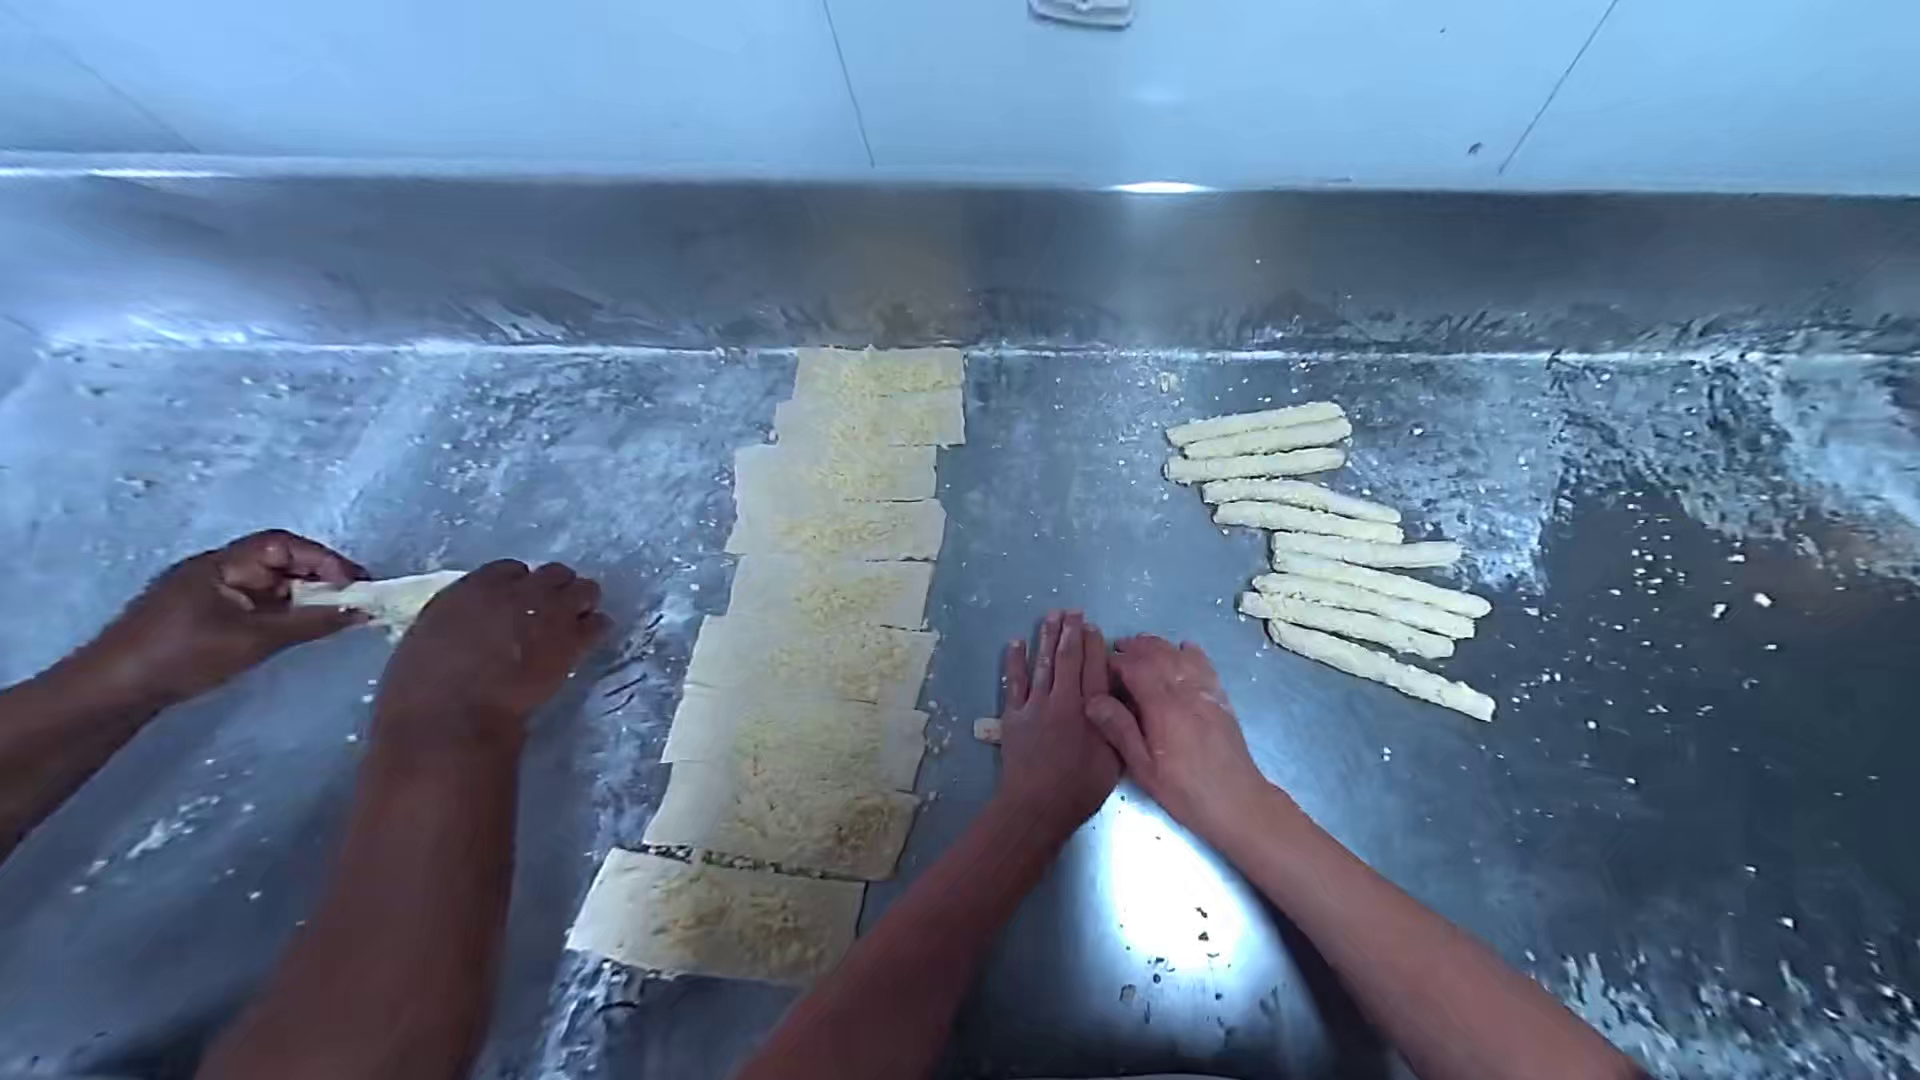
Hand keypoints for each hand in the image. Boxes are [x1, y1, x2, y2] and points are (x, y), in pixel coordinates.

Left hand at [77, 529, 367, 706]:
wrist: (110, 694)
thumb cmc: (182, 656)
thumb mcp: (257, 639)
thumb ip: (315, 622)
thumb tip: (364, 611)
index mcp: (219, 566)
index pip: (282, 545)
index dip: (323, 559)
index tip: (352, 585)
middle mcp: (216, 571)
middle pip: (282, 561)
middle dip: (322, 577)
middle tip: (355, 600)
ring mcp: (212, 593)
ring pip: (275, 583)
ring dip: (309, 596)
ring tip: (337, 615)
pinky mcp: (211, 614)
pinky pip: (262, 601)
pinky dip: (291, 609)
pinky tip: (306, 625)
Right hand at [375, 560, 610, 750]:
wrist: (455, 716)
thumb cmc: (423, 686)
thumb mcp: (431, 635)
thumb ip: (464, 616)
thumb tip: (482, 620)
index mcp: (475, 588)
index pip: (511, 569)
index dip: (520, 584)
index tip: (520, 601)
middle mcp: (519, 592)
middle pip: (554, 573)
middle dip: (556, 589)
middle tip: (553, 611)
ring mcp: (551, 612)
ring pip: (585, 590)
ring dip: (581, 603)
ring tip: (575, 622)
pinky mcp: (574, 639)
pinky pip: (599, 623)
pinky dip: (596, 629)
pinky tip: (587, 641)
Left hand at [994, 611, 1120, 834]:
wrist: (1037, 805)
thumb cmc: (1080, 788)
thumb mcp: (1114, 760)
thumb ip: (1118, 726)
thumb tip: (1122, 699)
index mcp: (1089, 710)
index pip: (1093, 668)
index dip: (1092, 644)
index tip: (1091, 625)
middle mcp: (1062, 699)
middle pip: (1067, 658)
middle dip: (1069, 632)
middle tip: (1071, 611)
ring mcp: (1035, 705)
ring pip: (1042, 663)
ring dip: (1046, 637)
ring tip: (1050, 616)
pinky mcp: (1013, 714)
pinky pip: (1014, 681)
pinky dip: (1015, 660)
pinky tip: (1017, 642)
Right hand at [1085, 635, 1283, 844]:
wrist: (1238, 802)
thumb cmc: (1184, 789)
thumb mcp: (1143, 767)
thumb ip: (1119, 730)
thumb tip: (1092, 700)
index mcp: (1162, 707)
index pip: (1135, 668)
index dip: (1116, 661)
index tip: (1101, 665)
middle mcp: (1185, 692)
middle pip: (1158, 654)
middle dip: (1135, 647)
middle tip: (1116, 648)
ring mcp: (1206, 693)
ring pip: (1179, 655)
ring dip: (1159, 645)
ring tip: (1141, 645)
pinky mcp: (1221, 699)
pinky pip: (1205, 665)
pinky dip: (1190, 652)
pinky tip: (1182, 649)